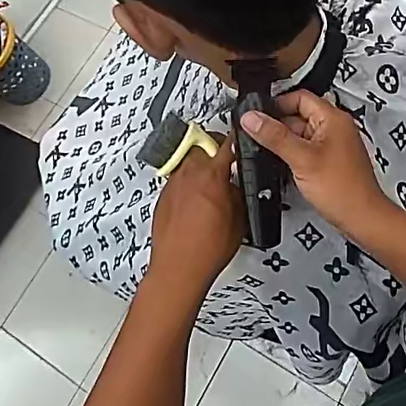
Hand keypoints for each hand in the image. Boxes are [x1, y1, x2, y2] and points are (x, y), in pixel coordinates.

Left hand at [148, 136, 241, 289]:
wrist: (178, 269)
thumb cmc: (206, 249)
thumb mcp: (240, 219)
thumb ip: (239, 194)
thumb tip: (238, 186)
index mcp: (211, 177)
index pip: (227, 144)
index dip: (237, 138)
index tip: (241, 137)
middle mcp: (188, 176)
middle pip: (201, 144)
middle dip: (215, 146)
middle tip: (226, 155)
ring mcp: (173, 185)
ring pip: (187, 160)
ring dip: (201, 162)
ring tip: (212, 177)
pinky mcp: (163, 197)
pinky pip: (178, 178)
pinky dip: (189, 181)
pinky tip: (198, 198)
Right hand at [239, 90, 394, 235]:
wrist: (361, 216)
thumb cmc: (344, 189)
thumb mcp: (302, 158)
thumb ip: (275, 136)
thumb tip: (252, 118)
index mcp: (333, 118)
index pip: (299, 97)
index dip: (276, 104)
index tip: (257, 116)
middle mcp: (336, 128)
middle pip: (297, 115)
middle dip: (277, 126)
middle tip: (258, 137)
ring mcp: (333, 145)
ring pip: (300, 134)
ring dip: (284, 142)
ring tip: (270, 154)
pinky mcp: (330, 161)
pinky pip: (306, 150)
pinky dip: (293, 155)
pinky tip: (284, 166)